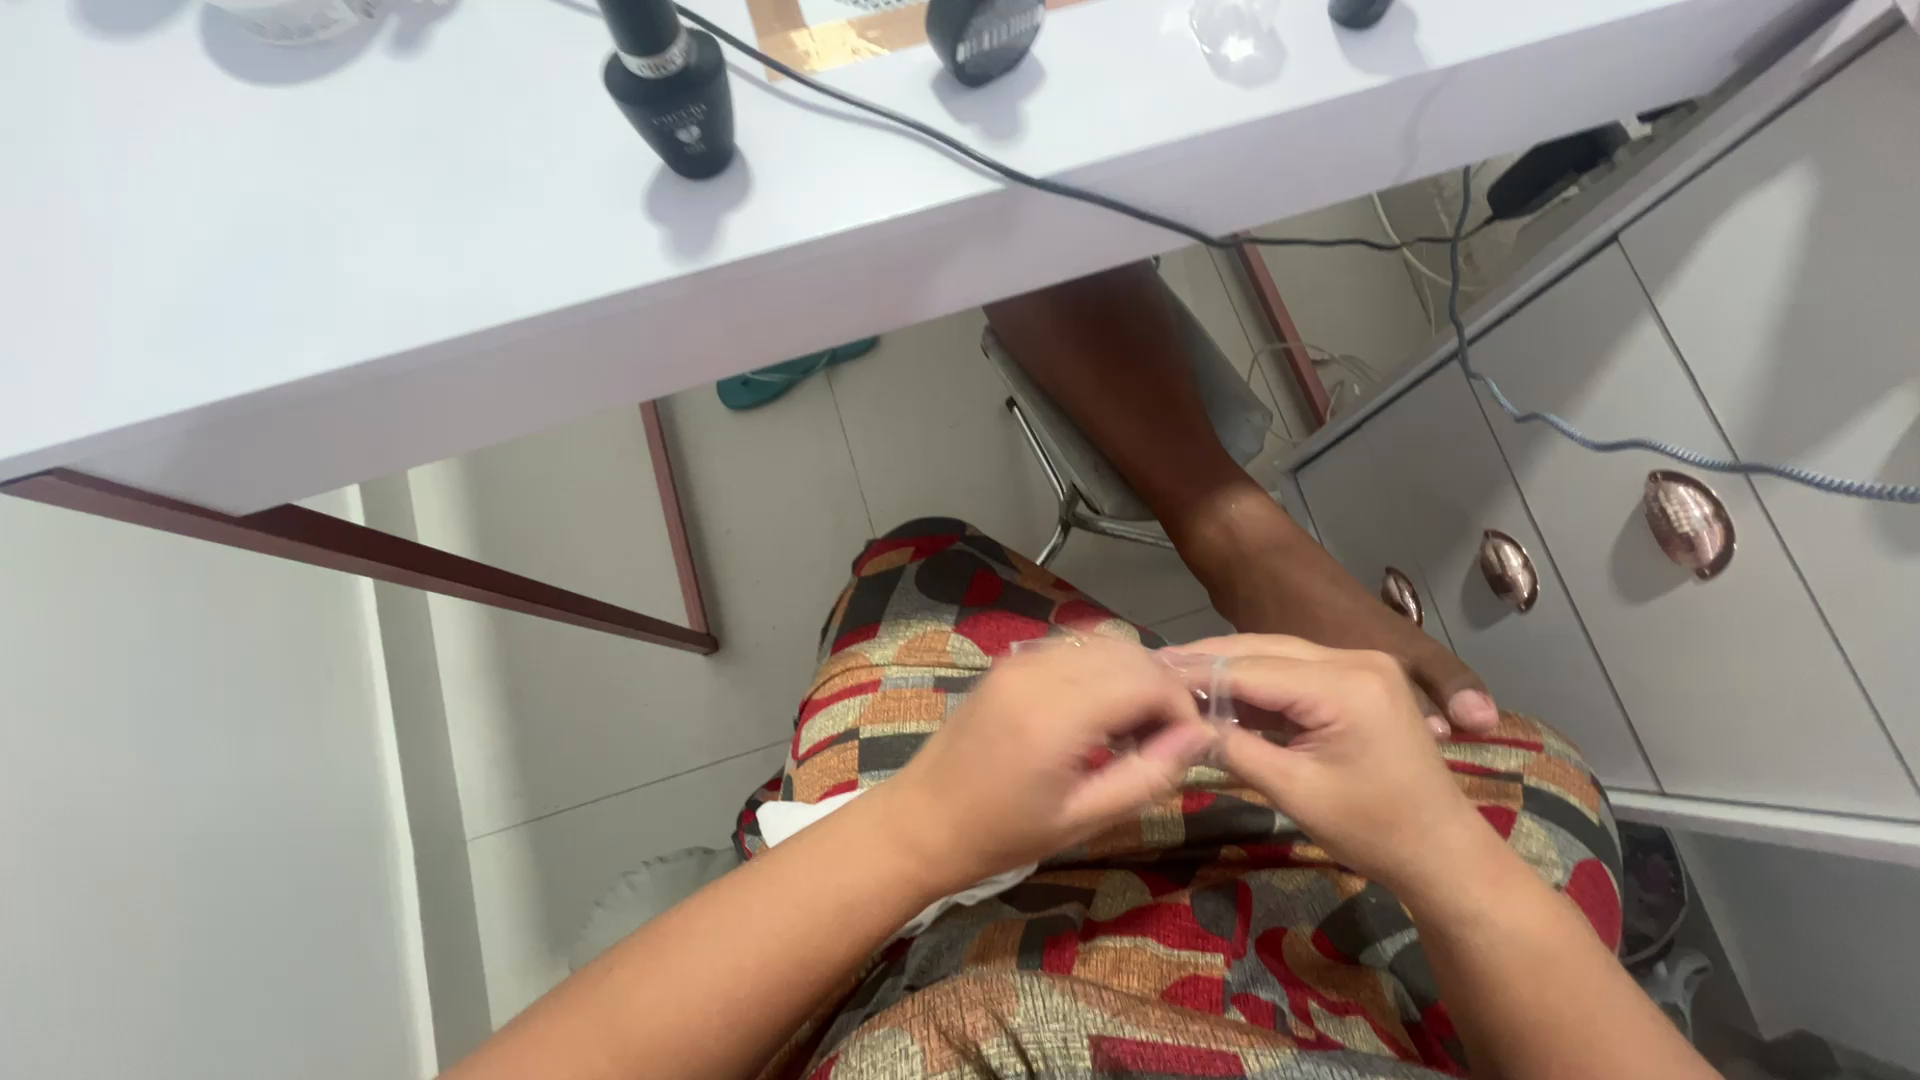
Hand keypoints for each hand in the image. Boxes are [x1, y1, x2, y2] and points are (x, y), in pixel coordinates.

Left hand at [871, 637, 1216, 893]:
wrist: (922, 820)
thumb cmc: (1001, 834)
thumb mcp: (1082, 819)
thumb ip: (1147, 776)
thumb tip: (1199, 737)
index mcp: (1056, 715)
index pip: (1146, 680)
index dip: (1181, 706)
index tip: (1188, 743)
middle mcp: (1038, 671)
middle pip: (1128, 652)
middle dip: (1161, 687)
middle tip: (1164, 737)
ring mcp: (1018, 660)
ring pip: (1102, 641)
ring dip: (1132, 673)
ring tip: (1133, 725)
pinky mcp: (1008, 662)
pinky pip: (1072, 646)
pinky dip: (1100, 665)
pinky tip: (1099, 708)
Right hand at [1176, 634, 1491, 892]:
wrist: (1442, 852)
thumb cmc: (1372, 830)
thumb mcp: (1294, 791)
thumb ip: (1233, 749)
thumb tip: (1178, 725)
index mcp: (1346, 685)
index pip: (1251, 670)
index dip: (1196, 674)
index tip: (1146, 677)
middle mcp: (1355, 658)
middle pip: (1261, 650)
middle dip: (1205, 661)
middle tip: (1151, 668)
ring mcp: (1360, 664)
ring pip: (1274, 653)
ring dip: (1227, 667)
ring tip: (1174, 674)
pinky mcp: (1358, 678)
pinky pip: (1294, 669)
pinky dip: (1255, 679)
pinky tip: (1218, 688)